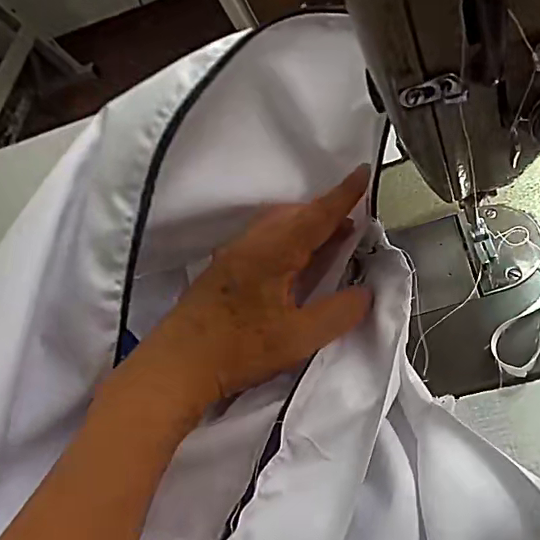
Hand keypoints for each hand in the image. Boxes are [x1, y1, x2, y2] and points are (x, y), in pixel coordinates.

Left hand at [103, 168, 373, 416]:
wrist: (175, 368)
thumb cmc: (238, 350)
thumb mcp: (300, 338)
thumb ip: (339, 313)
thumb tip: (364, 294)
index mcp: (272, 253)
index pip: (316, 216)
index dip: (343, 195)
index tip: (363, 171)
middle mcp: (250, 245)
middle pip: (294, 215)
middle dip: (326, 212)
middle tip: (354, 224)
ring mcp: (232, 255)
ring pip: (276, 225)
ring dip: (306, 226)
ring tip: (330, 242)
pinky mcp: (222, 270)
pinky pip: (264, 238)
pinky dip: (289, 238)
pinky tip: (296, 263)